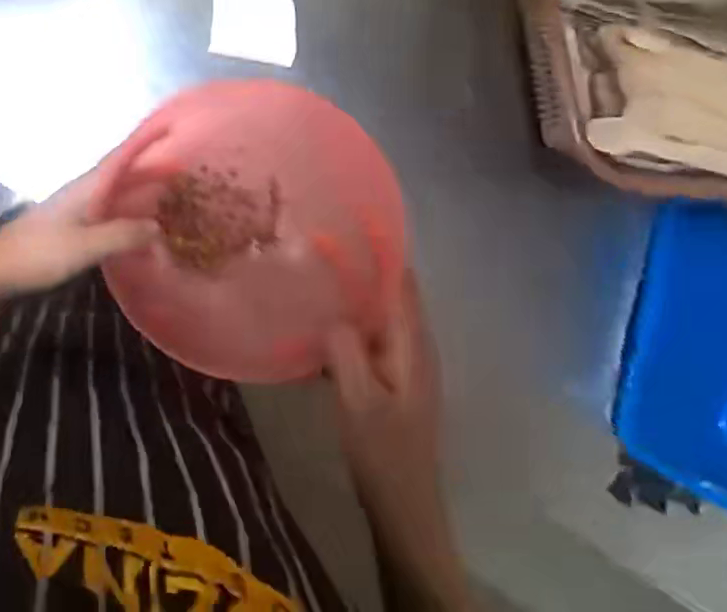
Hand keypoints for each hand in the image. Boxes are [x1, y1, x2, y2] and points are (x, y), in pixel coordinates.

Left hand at [0, 123, 168, 298]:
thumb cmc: (39, 253)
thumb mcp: (85, 246)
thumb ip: (122, 234)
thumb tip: (159, 227)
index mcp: (88, 186)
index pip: (122, 154)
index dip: (145, 140)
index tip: (169, 126)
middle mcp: (84, 190)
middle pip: (123, 172)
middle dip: (152, 168)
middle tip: (185, 171)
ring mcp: (77, 207)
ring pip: (116, 192)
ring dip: (141, 191)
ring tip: (170, 196)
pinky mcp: (72, 225)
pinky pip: (109, 211)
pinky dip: (128, 212)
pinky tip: (139, 228)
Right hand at [326, 265, 469, 611]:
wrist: (404, 506)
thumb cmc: (385, 452)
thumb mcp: (359, 400)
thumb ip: (346, 350)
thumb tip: (333, 315)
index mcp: (412, 346)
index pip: (402, 283)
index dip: (383, 249)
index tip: (354, 220)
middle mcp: (412, 346)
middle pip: (388, 292)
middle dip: (360, 264)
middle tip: (318, 243)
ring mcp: (401, 363)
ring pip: (375, 313)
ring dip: (350, 292)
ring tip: (313, 274)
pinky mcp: (387, 378)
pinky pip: (366, 335)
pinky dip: (346, 320)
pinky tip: (316, 322)